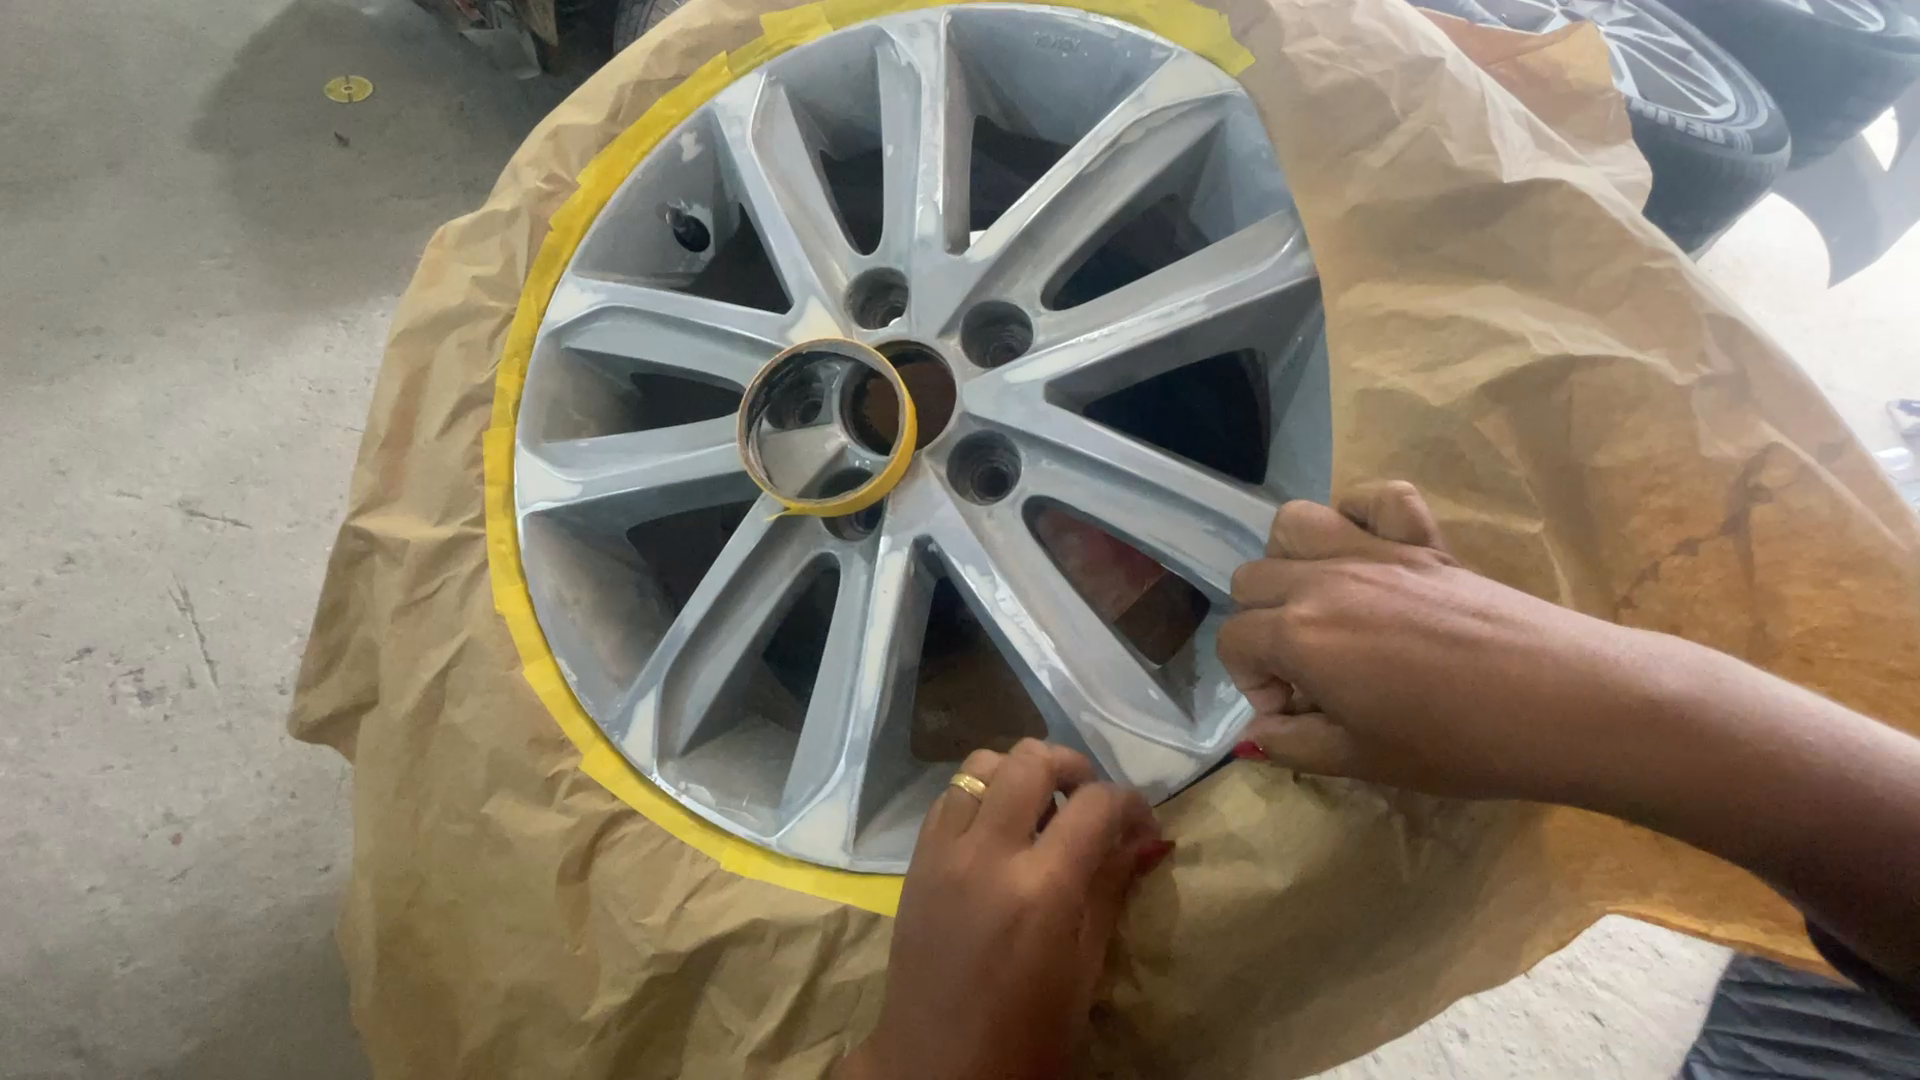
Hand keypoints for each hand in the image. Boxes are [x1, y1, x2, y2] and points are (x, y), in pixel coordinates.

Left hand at [838, 739, 1171, 1079]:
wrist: (934, 1068)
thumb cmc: (1026, 1035)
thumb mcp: (1084, 967)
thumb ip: (1111, 887)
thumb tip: (1145, 837)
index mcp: (1041, 890)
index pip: (1095, 804)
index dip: (1129, 802)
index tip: (1139, 822)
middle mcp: (988, 853)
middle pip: (1031, 760)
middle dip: (1071, 766)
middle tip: (1086, 798)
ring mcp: (944, 850)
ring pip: (982, 762)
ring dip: (1019, 771)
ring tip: (1039, 805)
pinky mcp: (917, 857)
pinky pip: (950, 794)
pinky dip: (980, 792)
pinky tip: (997, 824)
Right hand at [1219, 481, 1665, 802]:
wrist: (1574, 708)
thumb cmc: (1460, 744)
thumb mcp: (1361, 760)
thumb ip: (1290, 744)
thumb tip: (1257, 733)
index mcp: (1298, 635)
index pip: (1232, 642)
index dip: (1252, 683)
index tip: (1296, 711)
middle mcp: (1321, 581)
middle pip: (1251, 580)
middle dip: (1262, 626)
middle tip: (1309, 668)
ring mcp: (1373, 552)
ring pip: (1292, 524)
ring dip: (1290, 560)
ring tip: (1321, 601)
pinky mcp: (1423, 541)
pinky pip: (1377, 497)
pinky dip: (1362, 513)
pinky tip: (1370, 552)